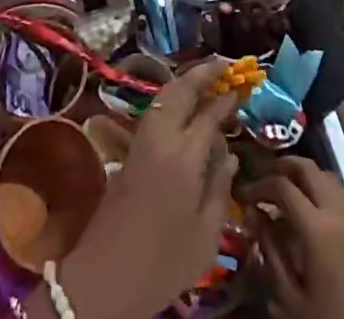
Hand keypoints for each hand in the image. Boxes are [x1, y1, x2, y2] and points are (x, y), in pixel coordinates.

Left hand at [42, 62, 239, 318]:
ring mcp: (140, 143)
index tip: (242, 85)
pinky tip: (185, 105)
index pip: (209, 114)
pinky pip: (155, 111)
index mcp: (183, 158)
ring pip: (164, 97)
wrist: (102, 279)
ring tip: (207, 77)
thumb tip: (230, 155)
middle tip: (225, 65)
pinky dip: (172, 98)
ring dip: (185, 82)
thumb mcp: (205, 235)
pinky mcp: (129, 152)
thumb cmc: (162, 264)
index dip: (226, 98)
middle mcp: (160, 139)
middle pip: (180, 91)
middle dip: (202, 73)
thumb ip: (219, 188)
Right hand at [241, 157, 343, 318]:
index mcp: (317, 227)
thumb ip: (269, 248)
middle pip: (308, 169)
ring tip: (286, 191)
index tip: (242, 195)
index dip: (258, 185)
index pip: (282, 186)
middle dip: (282, 168)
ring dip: (305, 176)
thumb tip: (253, 213)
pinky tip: (317, 206)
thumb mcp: (288, 295)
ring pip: (329, 176)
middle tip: (262, 180)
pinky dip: (328, 189)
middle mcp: (340, 212)